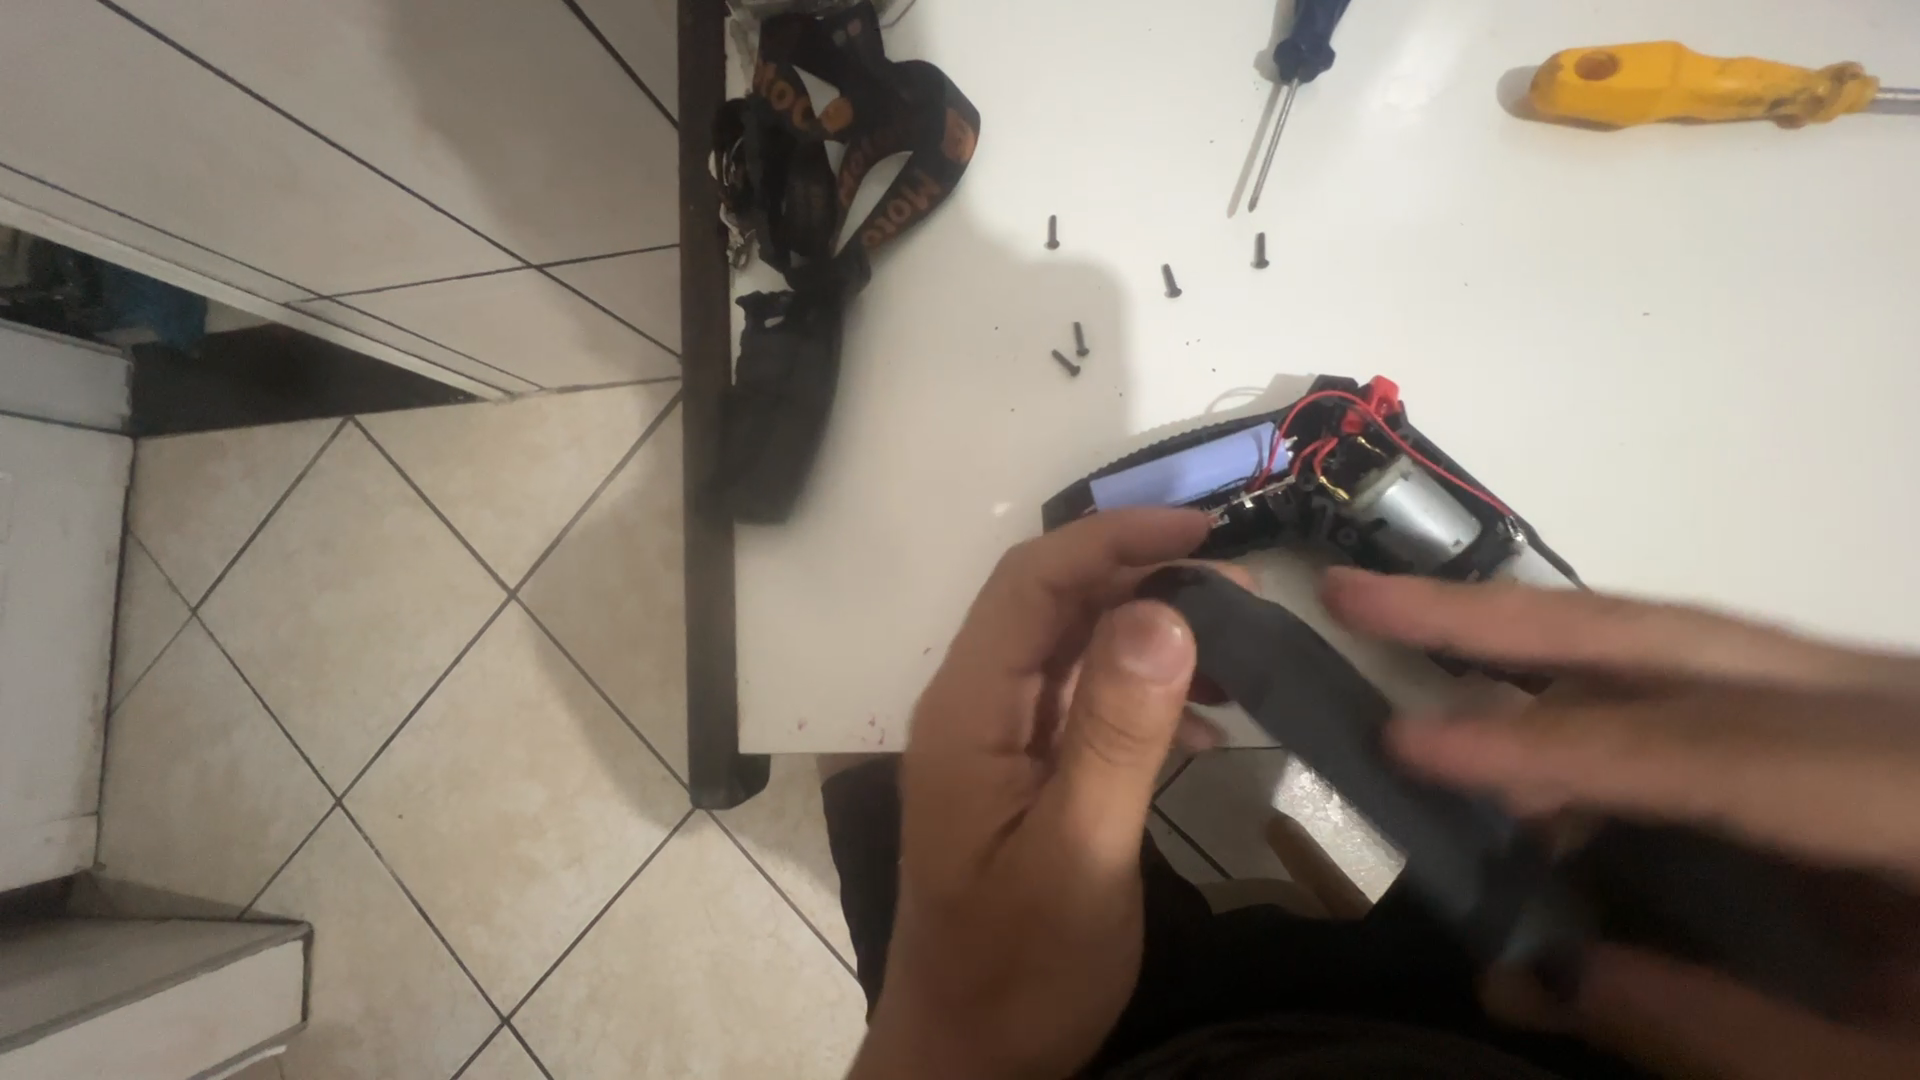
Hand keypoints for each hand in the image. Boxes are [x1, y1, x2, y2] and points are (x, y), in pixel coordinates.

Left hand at [849, 508, 1211, 1079]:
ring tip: (1235, 649)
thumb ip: (1116, 732)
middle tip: (1237, 591)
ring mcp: (1001, 733)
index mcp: (969, 706)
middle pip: (1053, 603)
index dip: (1110, 540)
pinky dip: (1146, 692)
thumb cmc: (1017, 966)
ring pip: (1074, 647)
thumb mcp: (1079, 853)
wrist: (971, 1052)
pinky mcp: (1028, 764)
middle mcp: (976, 702)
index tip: (1199, 531)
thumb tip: (1161, 611)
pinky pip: (1086, 700)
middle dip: (1141, 580)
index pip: (1032, 582)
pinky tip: (1206, 723)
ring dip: (1150, 634)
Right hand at [1321, 568, 1919, 1079]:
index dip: (1541, 751)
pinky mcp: (1842, 719)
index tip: (1401, 740)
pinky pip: (1680, 693)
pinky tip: (1511, 749)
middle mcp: (1901, 707)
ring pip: (1659, 645)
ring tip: (1392, 633)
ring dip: (1512, 648)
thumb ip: (1727, 1037)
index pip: (1702, 752)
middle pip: (1658, 635)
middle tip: (1353, 591)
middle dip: (1486, 615)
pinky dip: (1573, 711)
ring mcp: (1872, 700)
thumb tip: (1532, 978)